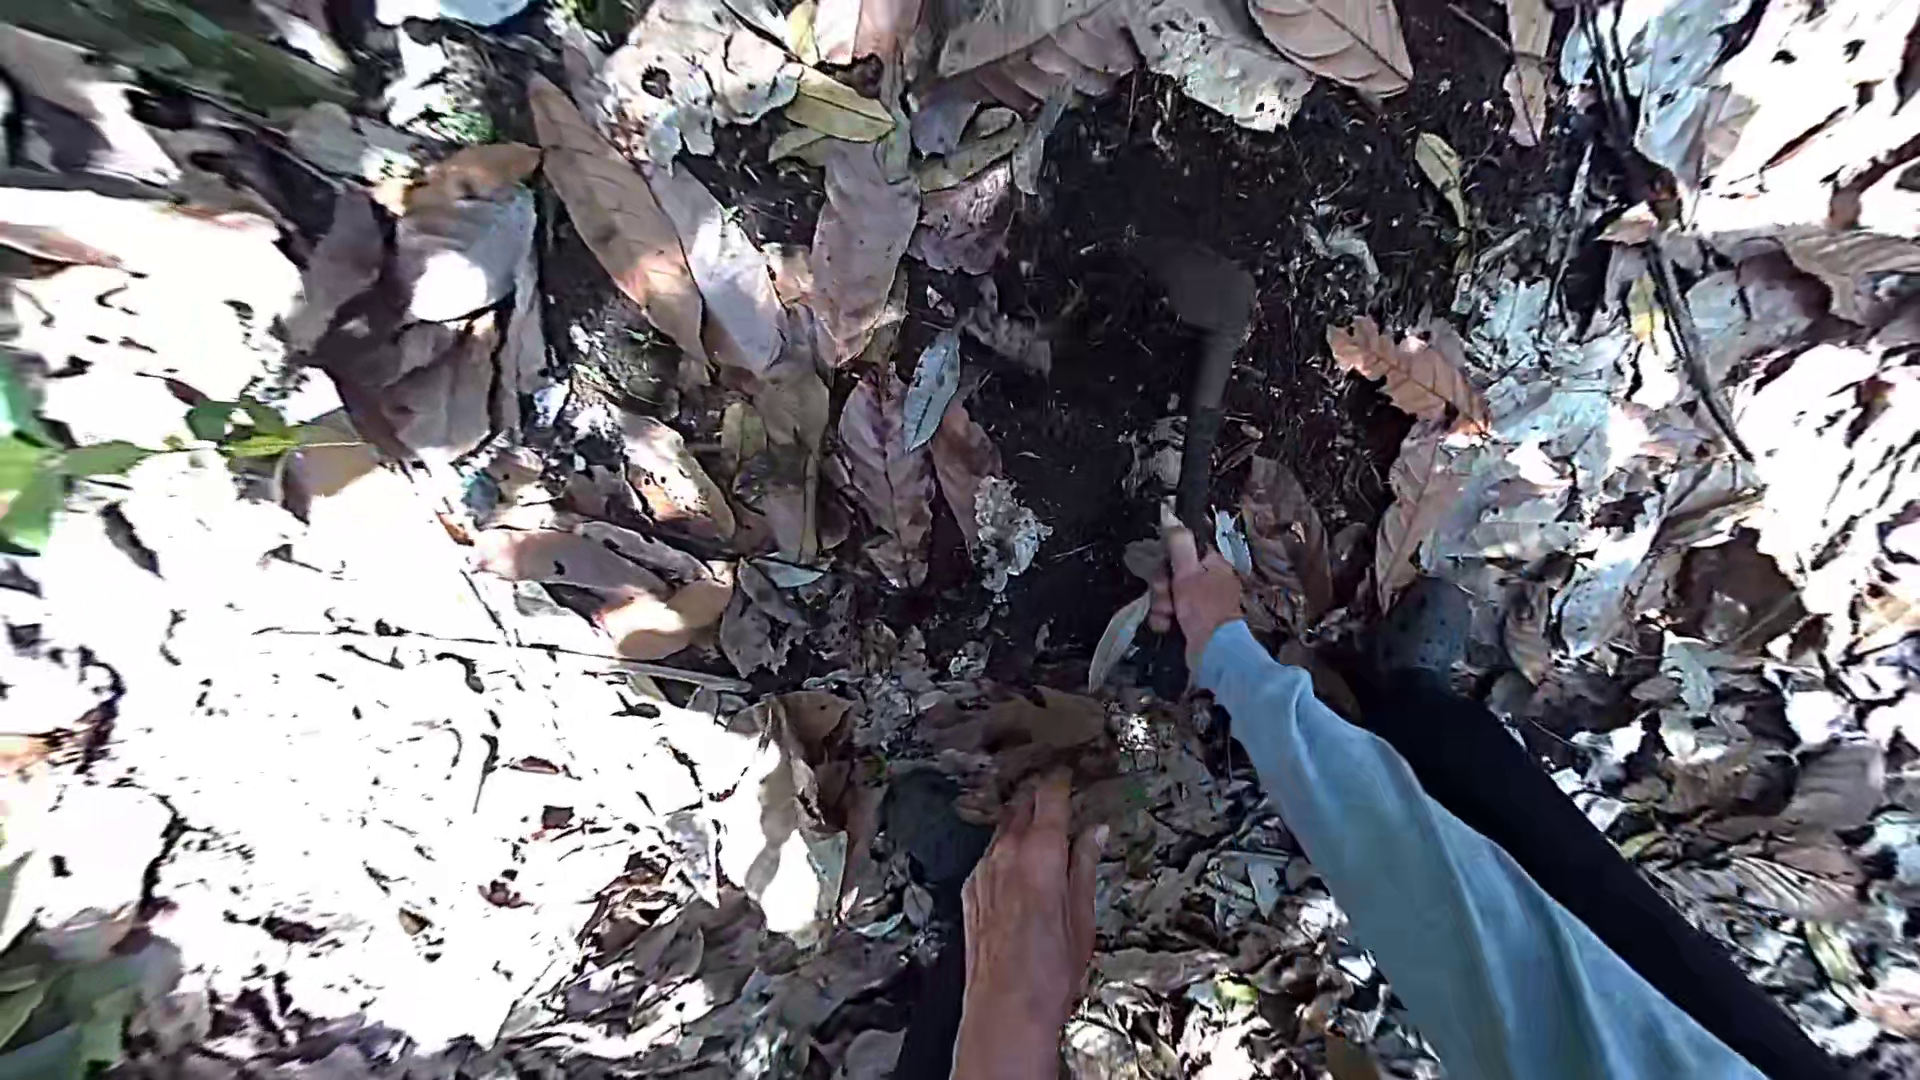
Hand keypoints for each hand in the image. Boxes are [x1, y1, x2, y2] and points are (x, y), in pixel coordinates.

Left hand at [953, 770, 1104, 1079]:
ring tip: (1040, 835)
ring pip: (1004, 827)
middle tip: (1057, 800)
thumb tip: (1095, 832)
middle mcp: (1008, 851)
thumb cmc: (1051, 971)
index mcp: (1042, 854)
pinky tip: (1017, 870)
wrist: (1004, 1010)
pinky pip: (989, 854)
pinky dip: (1005, 851)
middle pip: (1023, 804)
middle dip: (1040, 798)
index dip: (1059, 780)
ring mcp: (984, 867)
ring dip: (1021, 823)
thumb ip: (1086, 865)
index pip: (1049, 796)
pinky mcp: (970, 885)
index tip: (1067, 773)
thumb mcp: (1083, 917)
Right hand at [1148, 507, 1244, 666]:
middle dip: (1162, 588)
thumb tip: (1173, 519)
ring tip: (1166, 616)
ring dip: (1160, 605)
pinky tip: (1165, 625)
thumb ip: (1180, 546)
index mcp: (1213, 565)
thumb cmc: (1203, 609)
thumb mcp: (1188, 573)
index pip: (1184, 553)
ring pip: (1169, 595)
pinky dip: (1165, 619)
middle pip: (1173, 575)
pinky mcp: (1194, 621)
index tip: (1162, 571)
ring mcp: (1202, 602)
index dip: (1168, 561)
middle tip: (1164, 597)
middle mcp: (1210, 581)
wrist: (1213, 652)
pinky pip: (1171, 613)